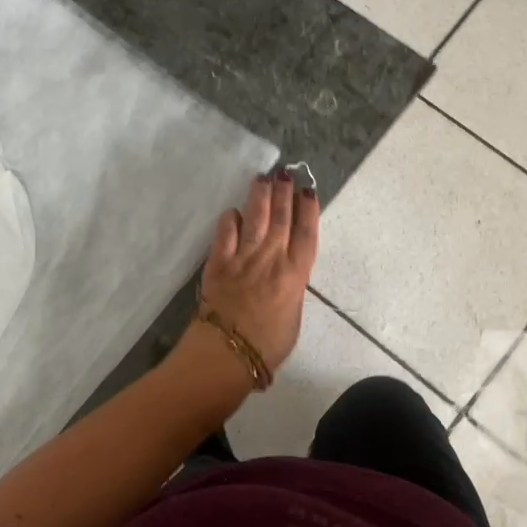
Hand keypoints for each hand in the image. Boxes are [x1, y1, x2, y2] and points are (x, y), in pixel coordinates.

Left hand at [198, 170, 318, 371]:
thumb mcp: (293, 316)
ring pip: (254, 218)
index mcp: (295, 275)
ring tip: (262, 178)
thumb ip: (291, 288)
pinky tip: (233, 211)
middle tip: (284, 174)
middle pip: (281, 218)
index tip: (308, 191)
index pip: (306, 234)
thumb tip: (286, 274)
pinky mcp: (218, 262)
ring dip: (259, 196)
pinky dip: (230, 219)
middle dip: (284, 193)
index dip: (308, 210)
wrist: (228, 352)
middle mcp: (272, 259)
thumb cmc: (267, 344)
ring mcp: (243, 258)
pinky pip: (225, 232)